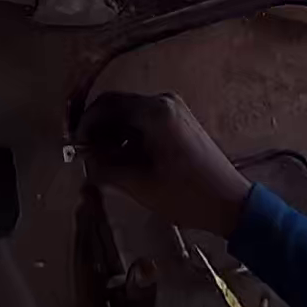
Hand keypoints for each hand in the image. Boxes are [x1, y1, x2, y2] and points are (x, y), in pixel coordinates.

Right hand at [74, 92, 250, 236]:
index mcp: (154, 111)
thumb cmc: (185, 194)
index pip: (106, 105)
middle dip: (97, 129)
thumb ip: (104, 168)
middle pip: (117, 106)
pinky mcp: (179, 120)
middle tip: (85, 154)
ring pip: (129, 114)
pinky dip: (128, 135)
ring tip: (102, 160)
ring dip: (112, 133)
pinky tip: (122, 157)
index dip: (85, 124)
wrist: (232, 205)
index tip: (74, 146)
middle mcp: (163, 101)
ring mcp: (173, 108)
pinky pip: (143, 120)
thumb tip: (82, 162)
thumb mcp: (138, 183)